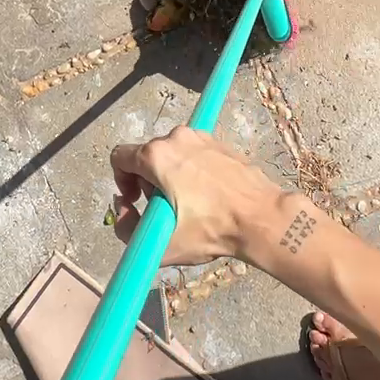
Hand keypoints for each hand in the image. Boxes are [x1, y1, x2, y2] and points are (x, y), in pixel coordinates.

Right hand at [109, 128, 287, 265]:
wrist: (260, 217)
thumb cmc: (210, 230)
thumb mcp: (159, 243)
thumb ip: (127, 229)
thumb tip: (124, 209)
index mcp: (157, 155)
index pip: (119, 157)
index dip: (121, 182)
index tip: (136, 201)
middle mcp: (176, 137)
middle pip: (146, 155)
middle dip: (147, 181)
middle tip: (164, 208)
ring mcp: (200, 136)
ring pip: (171, 153)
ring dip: (169, 175)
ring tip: (187, 203)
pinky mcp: (219, 142)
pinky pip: (193, 152)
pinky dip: (191, 169)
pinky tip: (205, 194)